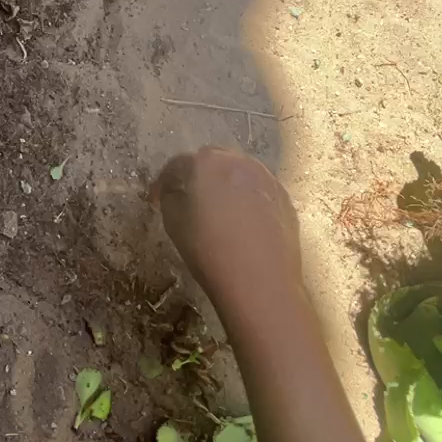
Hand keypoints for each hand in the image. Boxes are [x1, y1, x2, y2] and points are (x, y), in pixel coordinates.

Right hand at [154, 147, 301, 306]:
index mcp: (207, 163)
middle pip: (211, 160)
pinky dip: (246, 197)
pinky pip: (258, 189)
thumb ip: (170, 196)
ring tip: (217, 208)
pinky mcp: (285, 198)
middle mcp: (239, 162)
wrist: (261, 281)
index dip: (164, 182)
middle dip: (197, 175)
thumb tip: (175, 191)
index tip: (156, 199)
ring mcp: (267, 179)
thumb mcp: (173, 221)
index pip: (177, 164)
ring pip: (238, 172)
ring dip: (224, 183)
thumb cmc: (209, 249)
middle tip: (187, 198)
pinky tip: (241, 220)